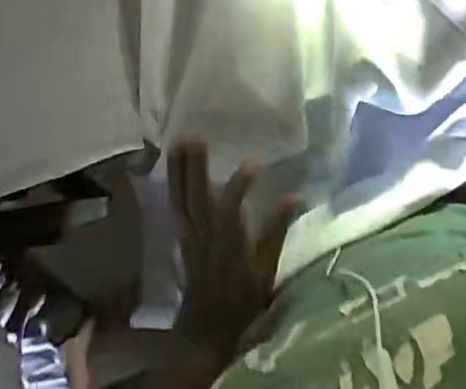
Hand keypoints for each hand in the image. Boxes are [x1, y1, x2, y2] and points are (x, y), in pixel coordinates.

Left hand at [167, 137, 299, 364]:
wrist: (207, 329)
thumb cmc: (242, 299)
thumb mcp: (266, 270)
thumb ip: (277, 231)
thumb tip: (294, 196)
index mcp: (228, 240)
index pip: (231, 205)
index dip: (240, 183)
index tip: (253, 163)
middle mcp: (205, 233)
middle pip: (196, 194)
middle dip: (195, 165)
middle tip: (195, 136)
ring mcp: (189, 233)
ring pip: (181, 196)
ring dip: (178, 169)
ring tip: (178, 141)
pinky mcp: (181, 236)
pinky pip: (174, 205)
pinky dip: (172, 184)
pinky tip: (171, 167)